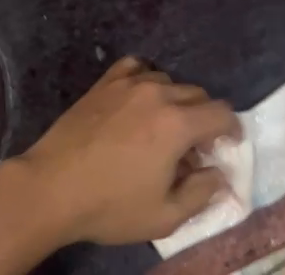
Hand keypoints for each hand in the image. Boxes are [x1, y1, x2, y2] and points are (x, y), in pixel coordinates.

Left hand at [13, 57, 241, 246]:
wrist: (53, 187)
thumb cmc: (111, 206)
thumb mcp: (164, 216)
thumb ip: (201, 193)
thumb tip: (219, 174)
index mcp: (177, 124)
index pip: (221, 112)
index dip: (232, 129)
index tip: (228, 146)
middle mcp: (157, 94)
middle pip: (197, 94)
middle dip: (204, 119)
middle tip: (194, 149)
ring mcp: (127, 84)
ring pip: (167, 81)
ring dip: (176, 102)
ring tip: (165, 129)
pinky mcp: (103, 83)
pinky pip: (135, 67)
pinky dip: (146, 79)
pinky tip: (140, 99)